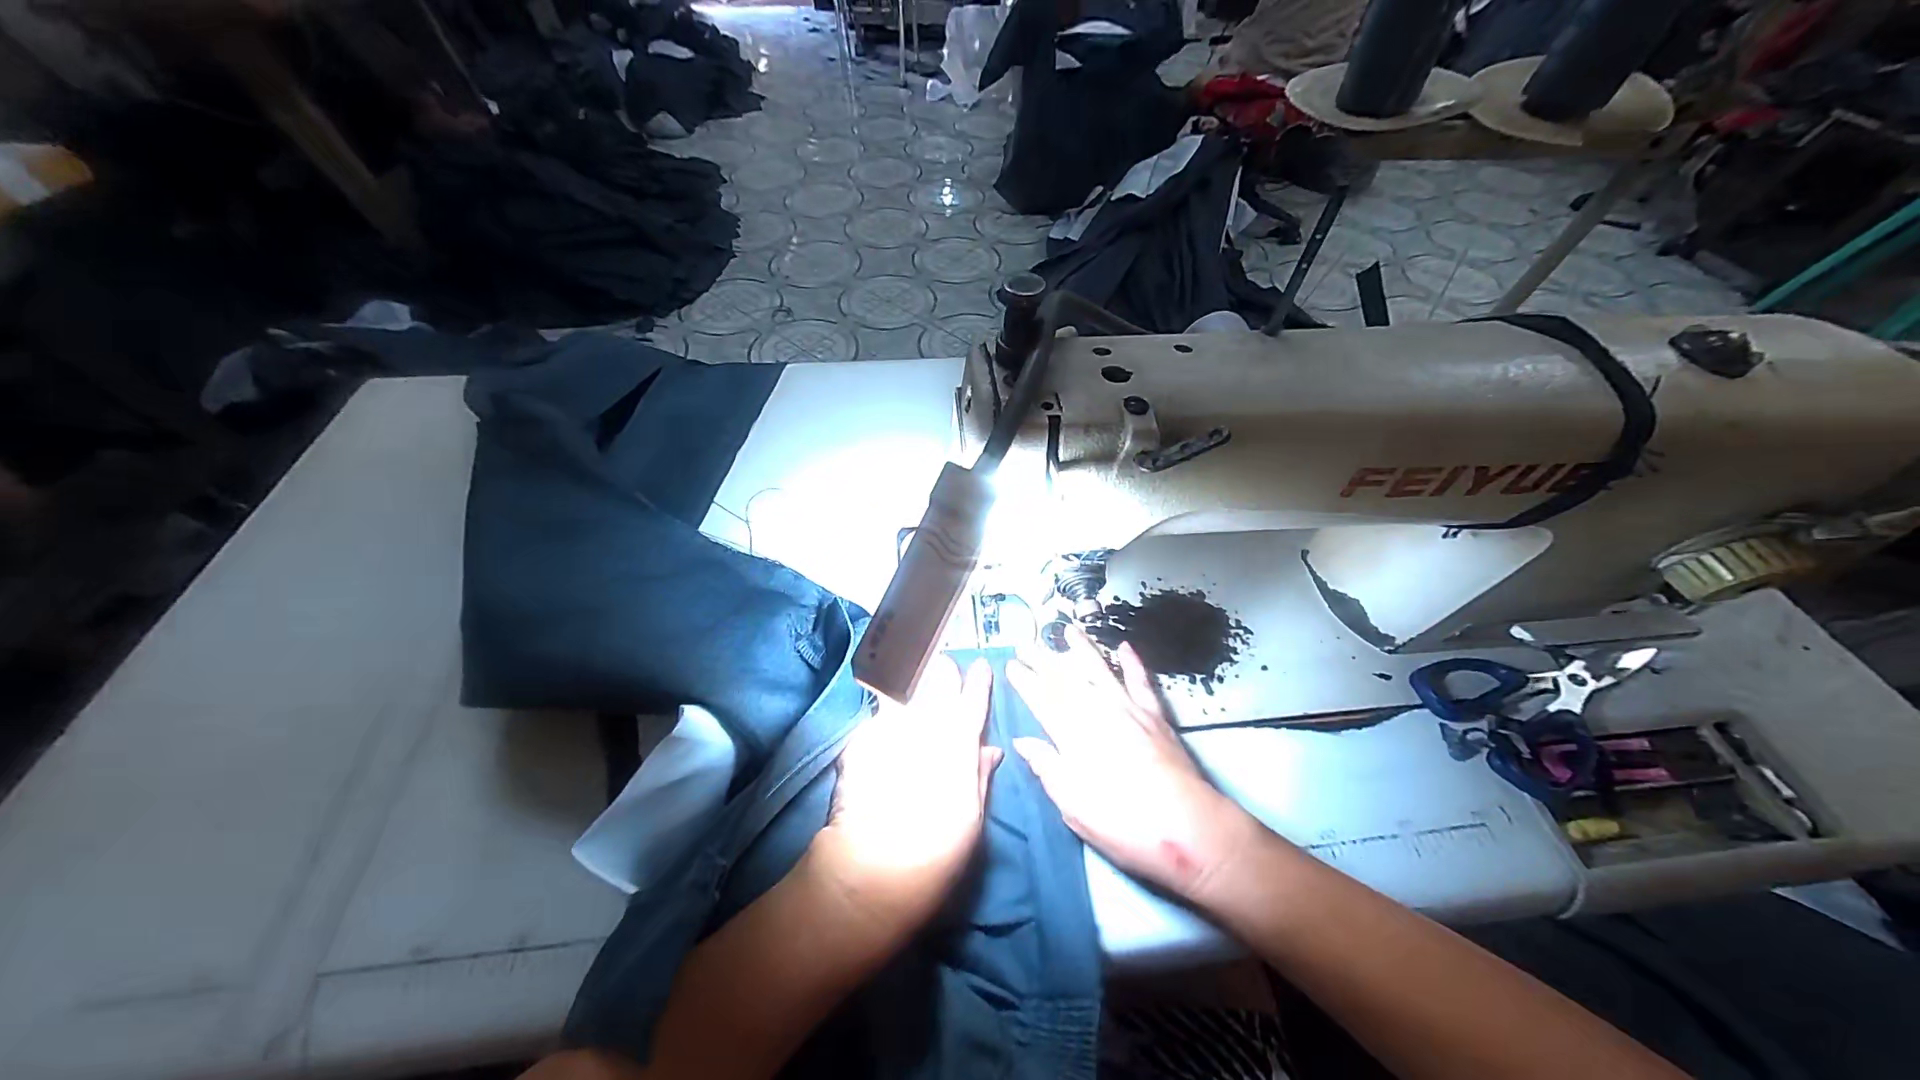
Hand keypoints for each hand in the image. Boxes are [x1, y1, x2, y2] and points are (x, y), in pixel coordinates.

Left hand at [806, 657, 1001, 938]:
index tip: (982, 666)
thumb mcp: (972, 818)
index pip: (972, 701)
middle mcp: (925, 727)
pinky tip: (887, 724)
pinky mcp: (860, 740)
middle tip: (943, 663)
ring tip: (915, 676)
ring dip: (913, 682)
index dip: (978, 682)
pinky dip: (887, 716)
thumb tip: (990, 750)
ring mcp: (889, 729)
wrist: (871, 868)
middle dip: (941, 671)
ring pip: (905, 690)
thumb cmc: (935, 851)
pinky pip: (879, 718)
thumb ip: (979, 775)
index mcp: (958, 744)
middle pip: (936, 683)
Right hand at [1007, 627, 1270, 907]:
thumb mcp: (1073, 806)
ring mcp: (1130, 710)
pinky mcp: (1156, 716)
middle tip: (1026, 643)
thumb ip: (1047, 768)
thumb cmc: (1125, 824)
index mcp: (1073, 735)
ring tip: (1067, 630)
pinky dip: (1132, 663)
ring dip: (1081, 649)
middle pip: (1065, 679)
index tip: (1010, 665)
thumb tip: (1022, 742)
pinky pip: (1140, 682)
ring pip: (1100, 671)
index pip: (1042, 700)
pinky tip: (1124, 647)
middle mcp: (1099, 713)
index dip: (1025, 681)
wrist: (1190, 829)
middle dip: (1043, 660)